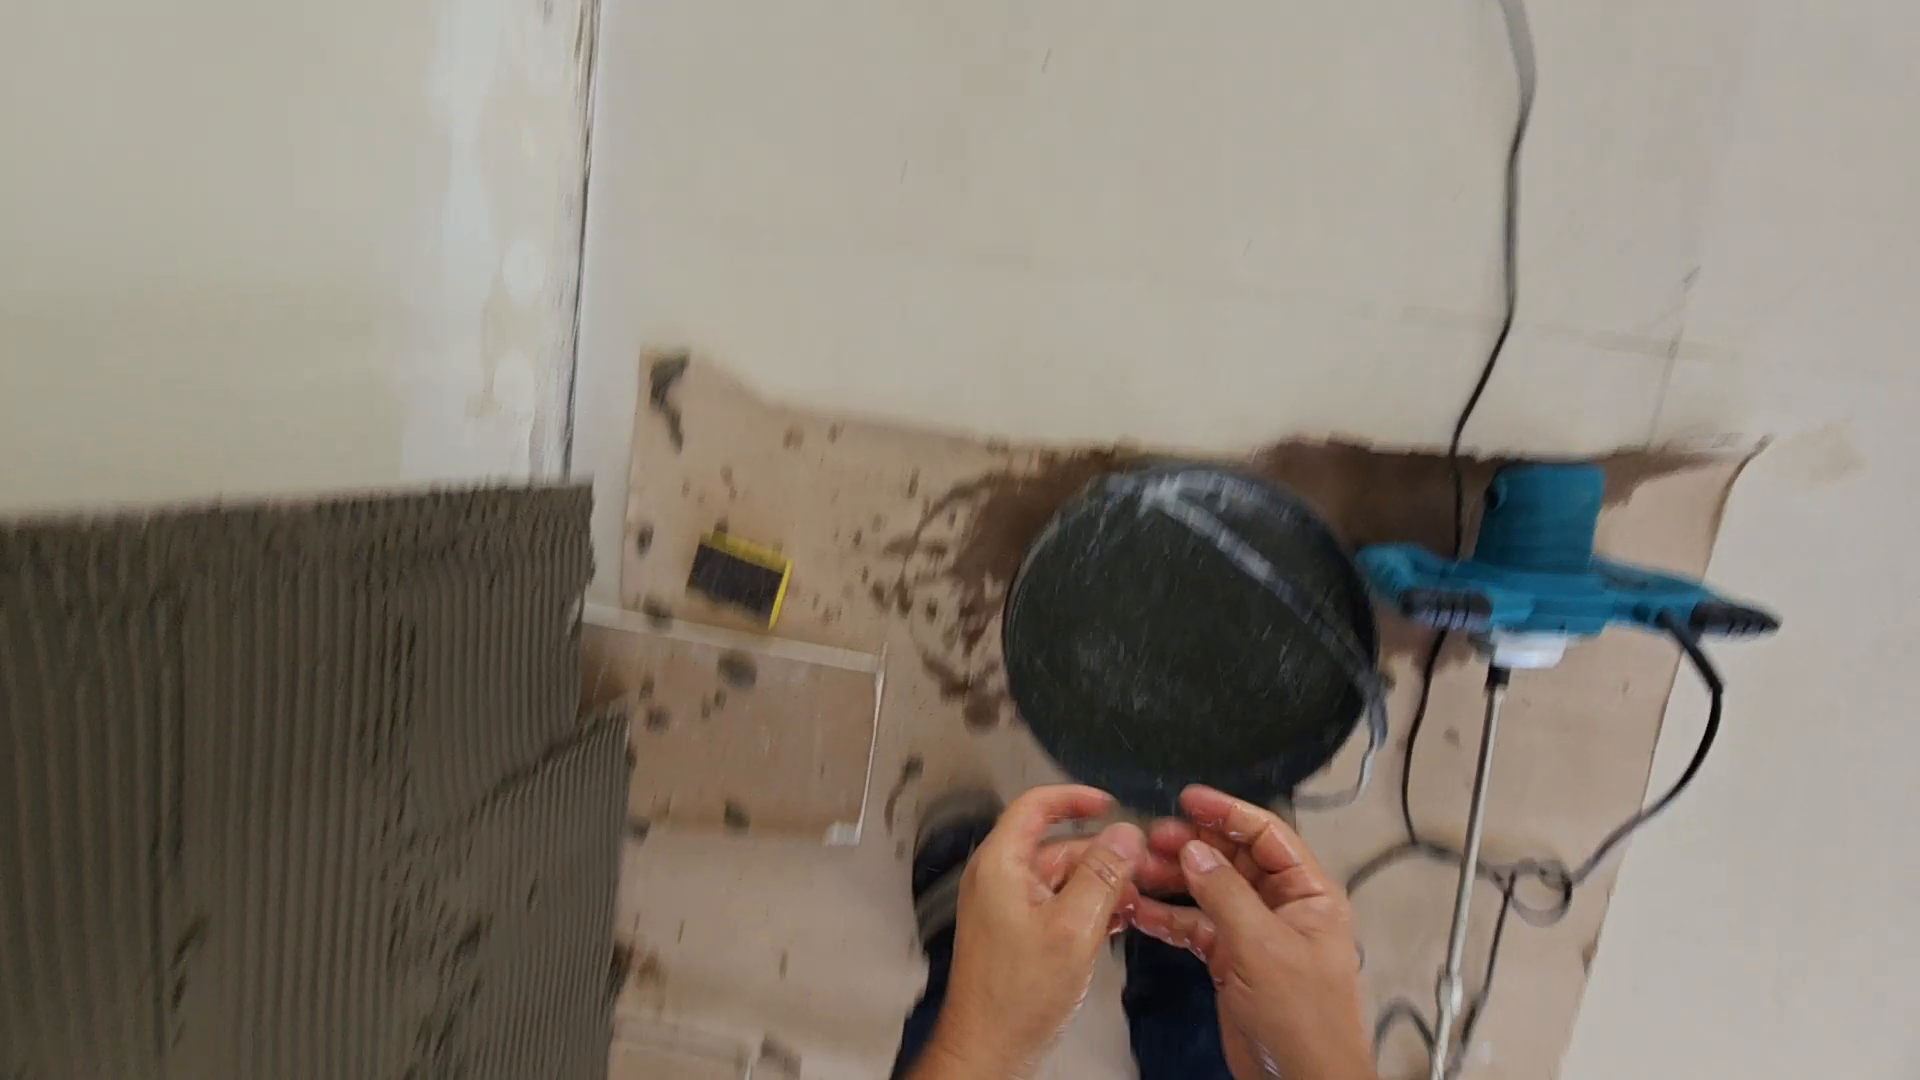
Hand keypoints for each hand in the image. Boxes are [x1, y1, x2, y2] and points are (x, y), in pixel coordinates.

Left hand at [911, 785, 1146, 1078]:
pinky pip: (1056, 901)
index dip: (1074, 797)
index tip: (1106, 803)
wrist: (988, 1050)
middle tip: (1138, 864)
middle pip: (1057, 844)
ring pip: (1062, 876)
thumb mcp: (1073, 929)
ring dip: (1099, 884)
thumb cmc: (1013, 999)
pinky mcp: (1017, 928)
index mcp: (1001, 863)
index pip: (1036, 805)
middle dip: (1101, 854)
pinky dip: (1085, 906)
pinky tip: (1112, 922)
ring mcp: (1007, 903)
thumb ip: (1102, 876)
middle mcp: (999, 876)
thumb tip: (1124, 836)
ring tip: (1132, 900)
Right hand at [1132, 786, 1373, 1079]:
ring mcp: (1252, 929)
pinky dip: (1166, 915)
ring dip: (1172, 877)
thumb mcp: (1262, 947)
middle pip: (1230, 856)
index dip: (1227, 811)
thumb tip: (1192, 850)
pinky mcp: (1228, 956)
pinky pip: (1193, 922)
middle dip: (1191, 844)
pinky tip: (1139, 909)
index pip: (1265, 834)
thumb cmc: (1304, 1021)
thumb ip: (1224, 893)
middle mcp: (1280, 904)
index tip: (1189, 798)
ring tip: (1138, 869)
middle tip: (1154, 836)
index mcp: (1307, 893)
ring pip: (1206, 887)